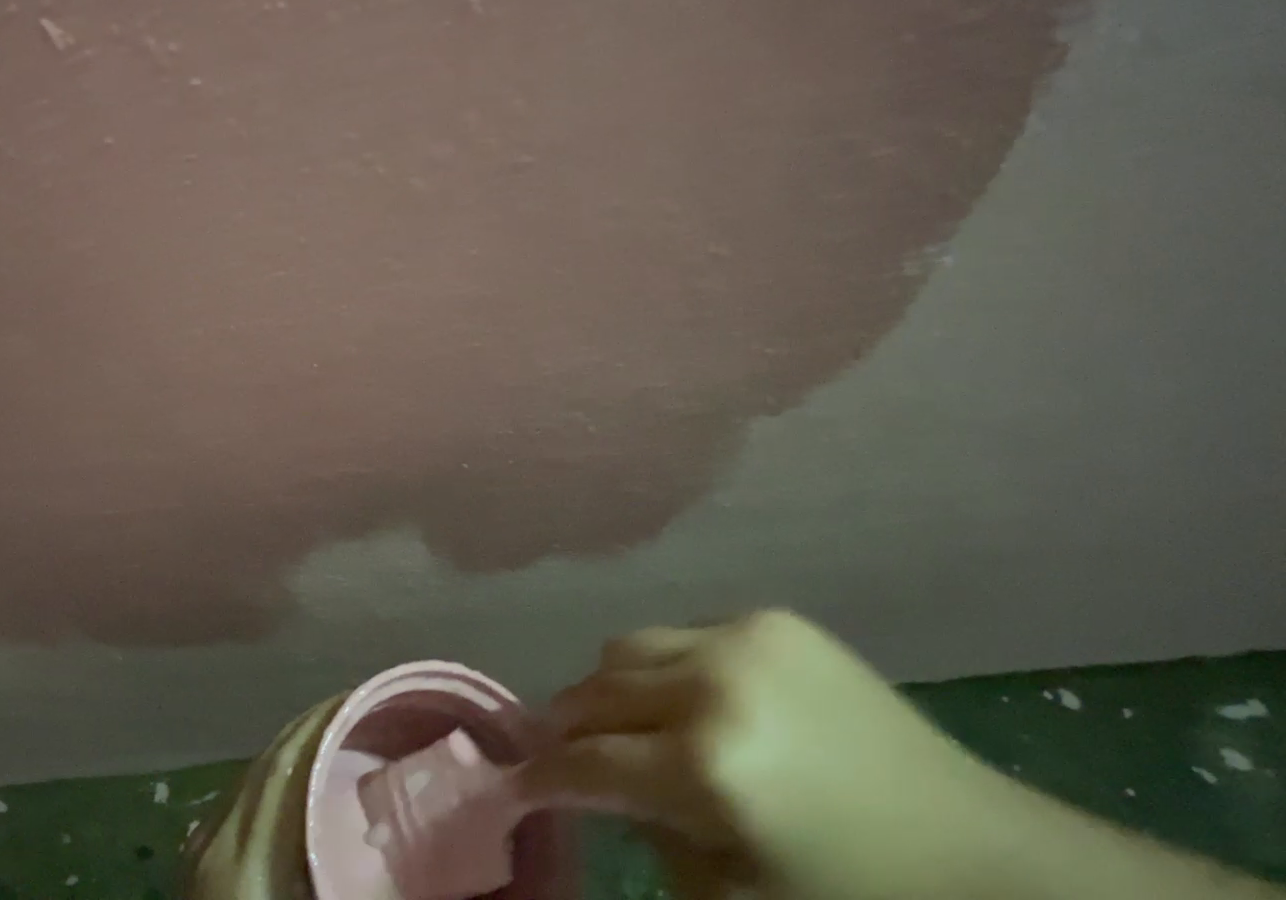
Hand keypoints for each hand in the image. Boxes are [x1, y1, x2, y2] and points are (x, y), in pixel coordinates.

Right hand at [521, 610, 1016, 899]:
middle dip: (569, 724)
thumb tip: (602, 787)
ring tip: (629, 722)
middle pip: (596, 689)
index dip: (543, 775)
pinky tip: (698, 701)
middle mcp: (711, 682)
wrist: (974, 847)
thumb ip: (649, 832)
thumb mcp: (730, 889)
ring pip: (628, 647)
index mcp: (706, 765)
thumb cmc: (850, 889)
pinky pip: (684, 634)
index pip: (587, 760)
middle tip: (567, 751)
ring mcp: (743, 638)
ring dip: (613, 687)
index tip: (517, 782)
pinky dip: (670, 667)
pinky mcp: (773, 619)